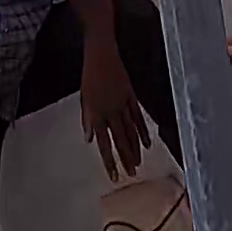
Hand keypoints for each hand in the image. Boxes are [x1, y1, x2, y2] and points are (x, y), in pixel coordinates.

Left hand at [80, 41, 150, 180]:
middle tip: (131, 175)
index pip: (103, 142)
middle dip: (125, 158)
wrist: (101, 54)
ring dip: (135, 148)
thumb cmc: (89, 75)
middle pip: (120, 139)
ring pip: (131, 131)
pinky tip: (147, 143)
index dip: (109, 160)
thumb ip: (87, 118)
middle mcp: (111, 111)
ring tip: (139, 164)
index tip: (114, 176)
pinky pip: (138, 117)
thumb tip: (88, 138)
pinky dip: (143, 131)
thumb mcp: (84, 97)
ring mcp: (123, 104)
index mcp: (97, 112)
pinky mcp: (131, 96)